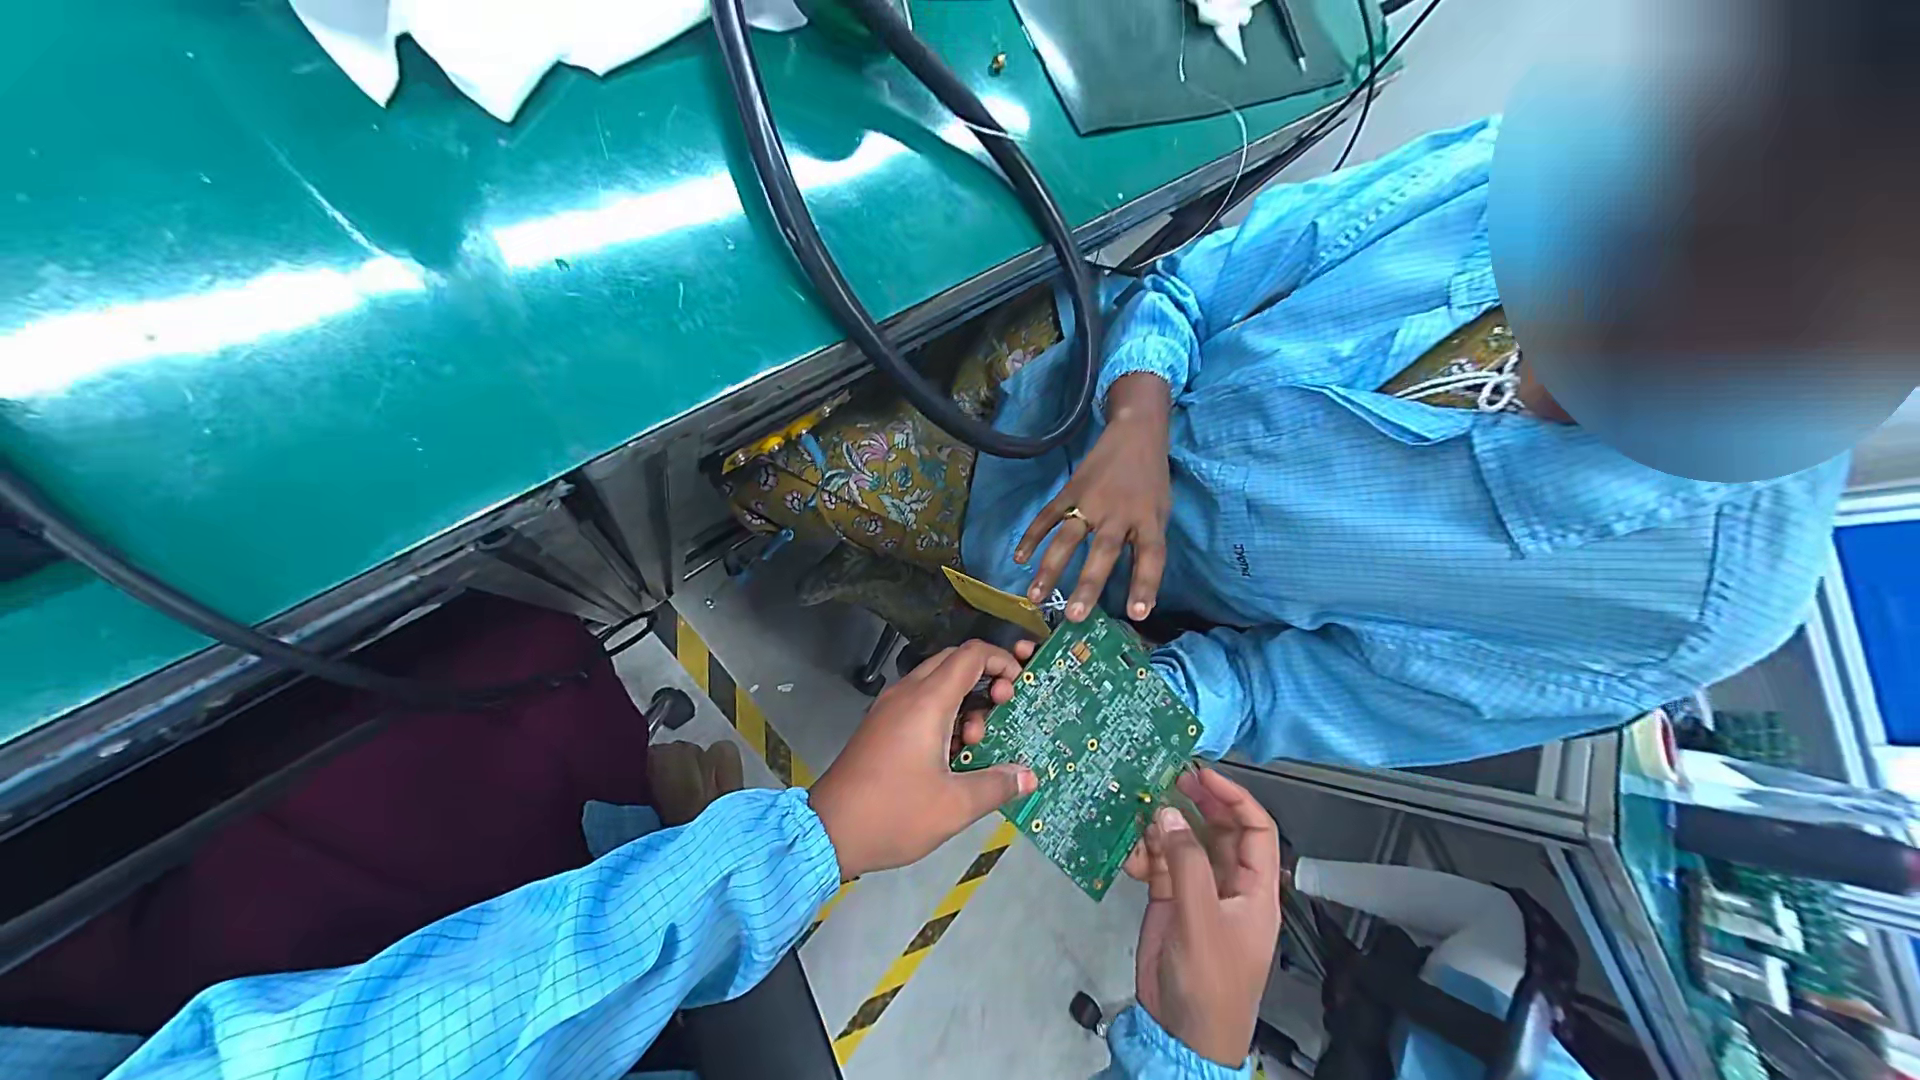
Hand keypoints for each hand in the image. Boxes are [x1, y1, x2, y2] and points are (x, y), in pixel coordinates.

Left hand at [811, 642, 1037, 878]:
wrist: (827, 831)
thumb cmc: (893, 813)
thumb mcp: (954, 806)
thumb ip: (997, 785)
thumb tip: (1028, 777)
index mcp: (927, 701)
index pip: (971, 655)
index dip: (1002, 661)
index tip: (1019, 686)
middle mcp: (907, 694)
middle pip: (954, 662)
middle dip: (986, 679)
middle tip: (1002, 711)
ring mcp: (890, 707)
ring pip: (937, 682)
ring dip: (964, 700)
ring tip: (974, 740)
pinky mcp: (881, 724)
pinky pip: (920, 701)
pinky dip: (943, 713)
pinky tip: (951, 752)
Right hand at [1017, 372, 1171, 622]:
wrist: (1136, 433)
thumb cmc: (1151, 480)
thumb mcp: (1162, 512)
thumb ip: (1148, 545)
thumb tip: (1140, 592)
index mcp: (1148, 520)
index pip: (1150, 556)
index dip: (1145, 585)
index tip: (1137, 614)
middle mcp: (1118, 513)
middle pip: (1103, 552)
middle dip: (1088, 585)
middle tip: (1073, 615)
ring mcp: (1090, 501)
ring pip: (1067, 539)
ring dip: (1050, 568)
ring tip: (1035, 597)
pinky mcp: (1070, 491)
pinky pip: (1048, 517)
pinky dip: (1032, 536)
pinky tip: (1019, 558)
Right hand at [1124, 768, 1282, 1067]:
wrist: (1180, 1032)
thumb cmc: (1208, 980)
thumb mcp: (1201, 918)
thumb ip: (1185, 861)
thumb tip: (1167, 813)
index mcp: (1254, 889)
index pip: (1255, 829)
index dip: (1234, 797)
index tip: (1202, 775)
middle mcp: (1228, 883)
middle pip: (1217, 830)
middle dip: (1195, 804)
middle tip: (1167, 781)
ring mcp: (1198, 890)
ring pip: (1183, 842)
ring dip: (1162, 829)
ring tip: (1140, 822)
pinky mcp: (1170, 899)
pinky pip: (1159, 862)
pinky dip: (1144, 854)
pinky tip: (1130, 859)